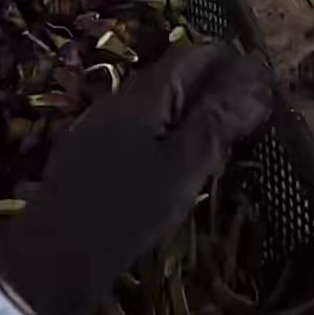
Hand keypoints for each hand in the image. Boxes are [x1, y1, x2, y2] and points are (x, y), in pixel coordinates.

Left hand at [0, 42, 274, 314]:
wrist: (53, 260)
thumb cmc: (126, 211)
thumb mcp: (183, 166)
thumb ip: (218, 120)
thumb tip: (255, 80)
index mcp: (145, 94)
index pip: (194, 54)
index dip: (230, 59)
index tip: (260, 77)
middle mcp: (122, 98)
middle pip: (175, 74)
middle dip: (214, 81)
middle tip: (248, 103)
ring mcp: (103, 123)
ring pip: (159, 100)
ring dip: (193, 104)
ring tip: (222, 126)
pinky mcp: (94, 149)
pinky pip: (142, 122)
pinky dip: (171, 125)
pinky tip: (180, 151)